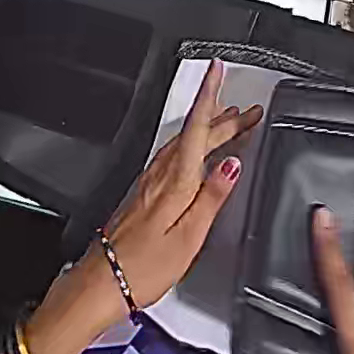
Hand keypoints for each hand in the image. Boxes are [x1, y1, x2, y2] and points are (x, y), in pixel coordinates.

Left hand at [27, 60, 261, 353]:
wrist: (101, 284)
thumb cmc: (143, 266)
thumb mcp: (189, 236)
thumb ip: (213, 196)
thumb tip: (233, 163)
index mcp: (176, 180)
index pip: (198, 126)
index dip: (209, 94)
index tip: (217, 70)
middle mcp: (162, 173)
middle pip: (198, 133)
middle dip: (226, 117)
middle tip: (252, 110)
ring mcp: (152, 181)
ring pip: (187, 142)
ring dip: (212, 129)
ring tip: (233, 121)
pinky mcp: (147, 191)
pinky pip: (177, 154)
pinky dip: (196, 144)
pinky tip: (200, 150)